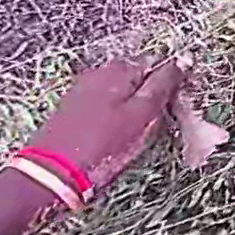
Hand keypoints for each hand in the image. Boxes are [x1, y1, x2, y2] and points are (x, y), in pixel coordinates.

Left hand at [29, 58, 185, 189]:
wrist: (50, 175)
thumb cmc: (105, 146)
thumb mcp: (143, 114)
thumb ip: (164, 85)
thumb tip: (183, 60)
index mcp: (121, 69)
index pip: (159, 64)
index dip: (172, 84)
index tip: (175, 108)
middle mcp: (100, 72)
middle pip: (139, 77)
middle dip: (152, 96)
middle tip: (156, 125)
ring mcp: (84, 89)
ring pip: (123, 92)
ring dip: (134, 108)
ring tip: (136, 135)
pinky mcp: (73, 108)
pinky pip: (106, 104)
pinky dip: (116, 116)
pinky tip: (115, 137)